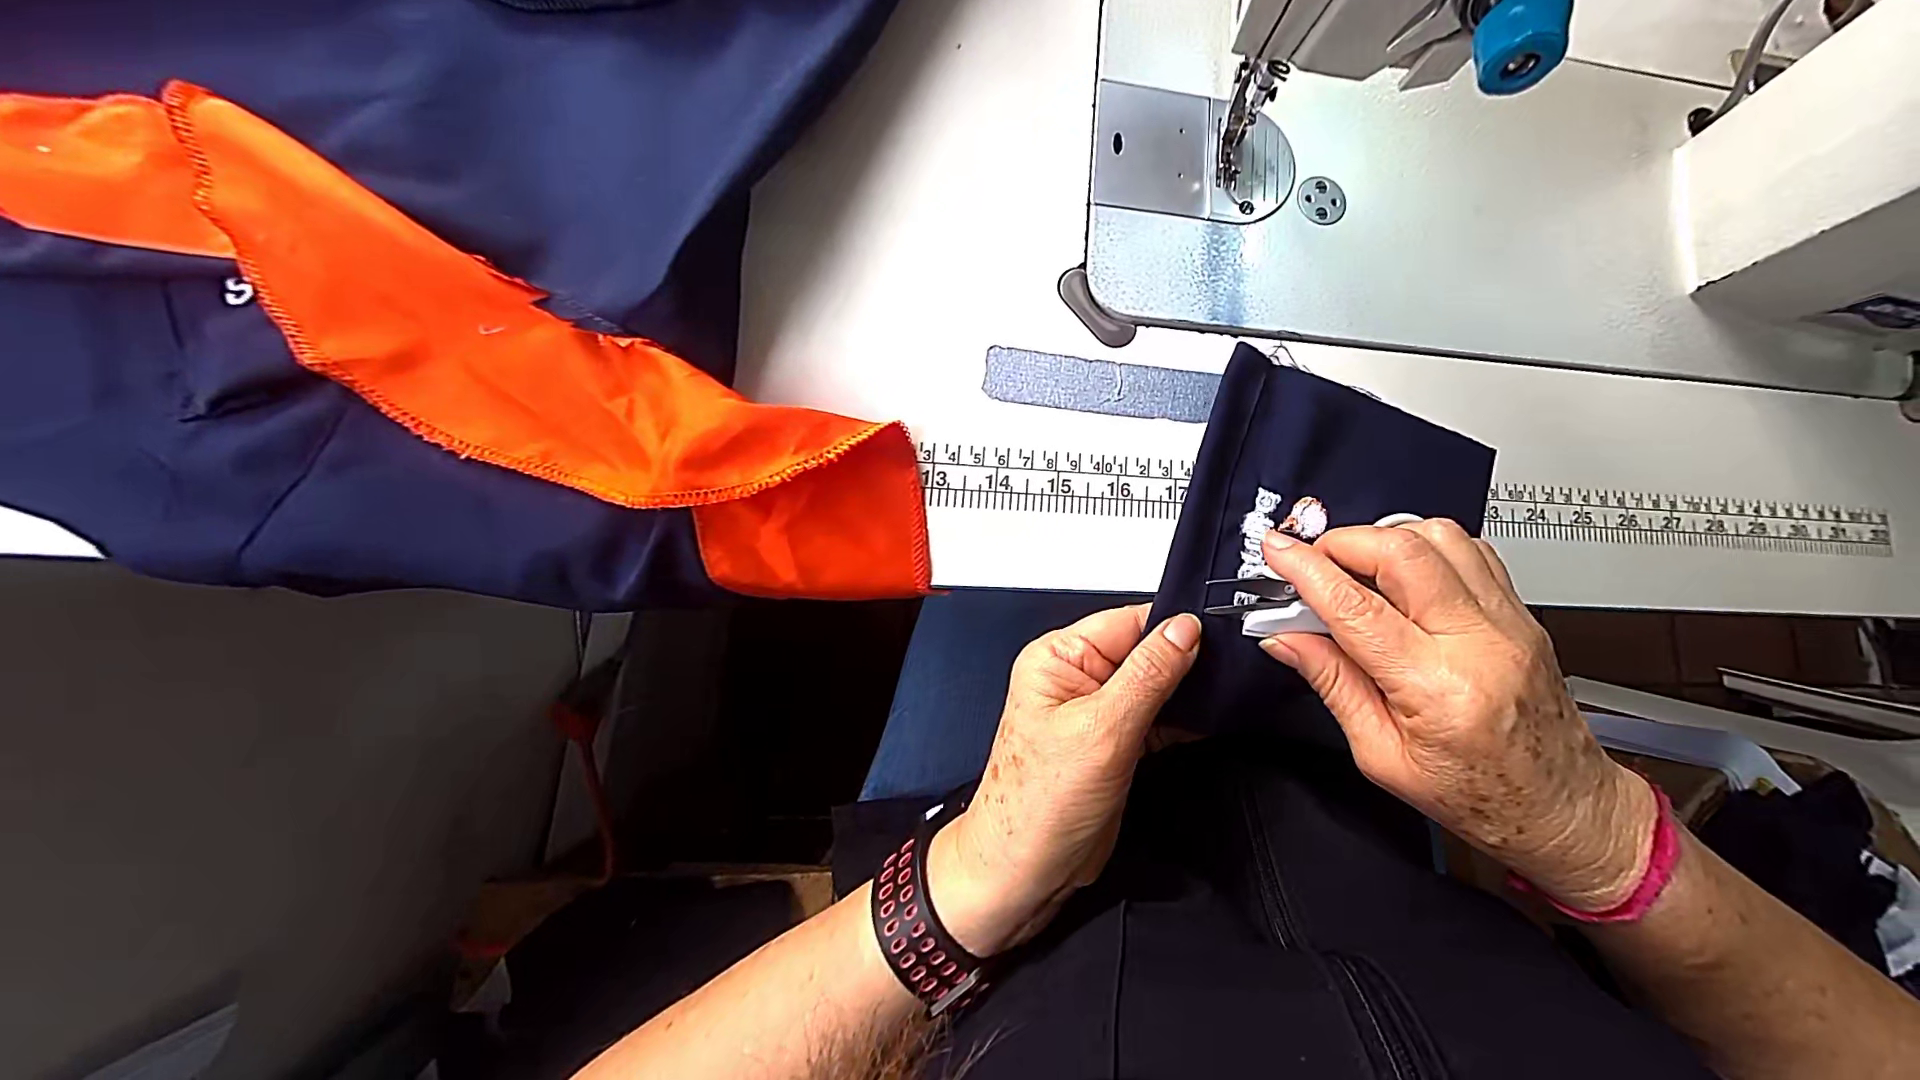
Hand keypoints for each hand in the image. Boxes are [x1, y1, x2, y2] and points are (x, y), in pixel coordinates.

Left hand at [924, 605, 1200, 955]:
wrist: (1026, 870)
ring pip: (1155, 685)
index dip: (1170, 626)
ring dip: (1186, 692)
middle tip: (1224, 672)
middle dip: (1183, 660)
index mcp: (1057, 658)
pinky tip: (1209, 721)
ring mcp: (1097, 711)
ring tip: (1219, 699)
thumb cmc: (1034, 804)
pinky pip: (1157, 716)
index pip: (1125, 621)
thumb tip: (1182, 631)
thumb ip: (1147, 676)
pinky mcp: (1115, 741)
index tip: (1213, 636)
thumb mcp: (1100, 730)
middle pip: (1143, 650)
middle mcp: (1075, 678)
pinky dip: (1183, 720)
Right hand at [1257, 520, 1657, 912]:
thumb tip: (1284, 639)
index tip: (1276, 551)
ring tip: (1352, 570)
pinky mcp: (1519, 614)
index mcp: (1439, 690)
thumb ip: (1330, 682)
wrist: (1564, 809)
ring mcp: (1508, 624)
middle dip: (1340, 542)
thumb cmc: (1478, 795)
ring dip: (1380, 540)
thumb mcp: (1380, 754)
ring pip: (1437, 537)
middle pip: (1402, 551)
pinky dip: (1419, 547)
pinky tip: (1397, 574)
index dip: (1305, 570)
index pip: (1356, 606)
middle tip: (1310, 563)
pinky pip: (1466, 550)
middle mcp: (1482, 645)